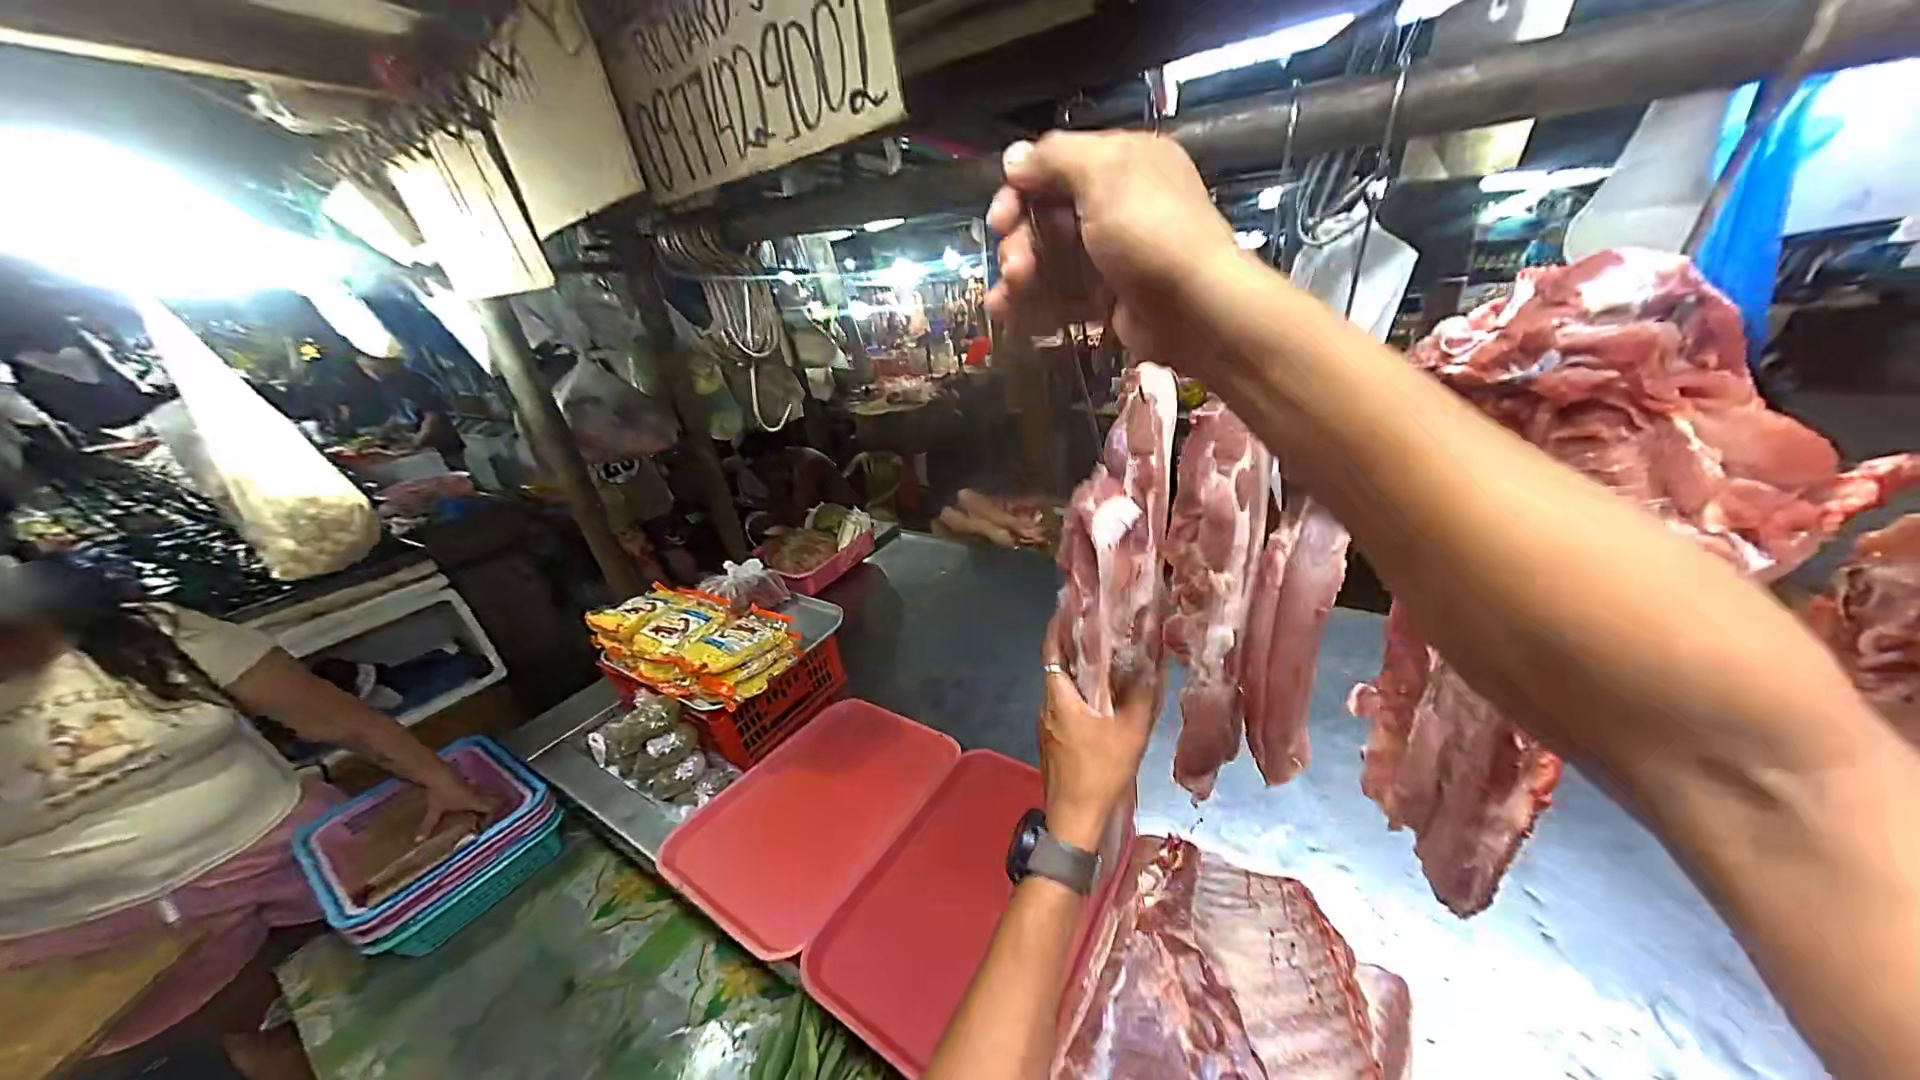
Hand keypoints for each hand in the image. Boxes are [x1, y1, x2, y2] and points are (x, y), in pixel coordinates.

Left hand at [417, 776, 493, 841]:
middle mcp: (478, 794)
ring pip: (486, 796)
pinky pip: (478, 793)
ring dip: (483, 804)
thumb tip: (419, 840)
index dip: (491, 817)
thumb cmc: (440, 793)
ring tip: (473, 814)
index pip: (492, 808)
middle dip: (490, 811)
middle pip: (494, 801)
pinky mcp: (469, 784)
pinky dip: (476, 799)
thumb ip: (429, 825)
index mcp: (474, 802)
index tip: (481, 825)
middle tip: (481, 820)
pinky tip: (464, 804)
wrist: (439, 774)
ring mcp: (474, 788)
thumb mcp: (435, 810)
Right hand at [985, 132, 1240, 363]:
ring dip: (1021, 276)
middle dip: (1020, 241)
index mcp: (1120, 164)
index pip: (1055, 168)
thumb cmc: (1150, 233)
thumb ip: (1055, 159)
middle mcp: (1115, 206)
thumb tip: (1014, 158)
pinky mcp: (1106, 297)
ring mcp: (1110, 255)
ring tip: (1008, 296)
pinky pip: (1062, 295)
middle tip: (1014, 266)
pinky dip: (1034, 303)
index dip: (1020, 192)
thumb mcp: (1105, 175)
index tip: (1000, 219)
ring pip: (1050, 260)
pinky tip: (1008, 313)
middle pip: (1047, 218)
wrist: (1193, 309)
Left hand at [1039, 616, 1160, 852]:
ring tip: (1106, 655)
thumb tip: (1154, 663)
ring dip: (1079, 669)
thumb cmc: (1101, 771)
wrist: (1074, 818)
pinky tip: (1101, 695)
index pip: (1053, 648)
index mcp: (1059, 696)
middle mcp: (1047, 704)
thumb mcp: (1131, 732)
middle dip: (1076, 644)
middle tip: (1101, 626)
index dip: (1060, 624)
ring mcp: (1047, 722)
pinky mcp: (1053, 738)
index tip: (1075, 604)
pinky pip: (1064, 704)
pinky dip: (1080, 692)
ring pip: (1062, 685)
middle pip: (1058, 664)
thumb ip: (1143, 695)